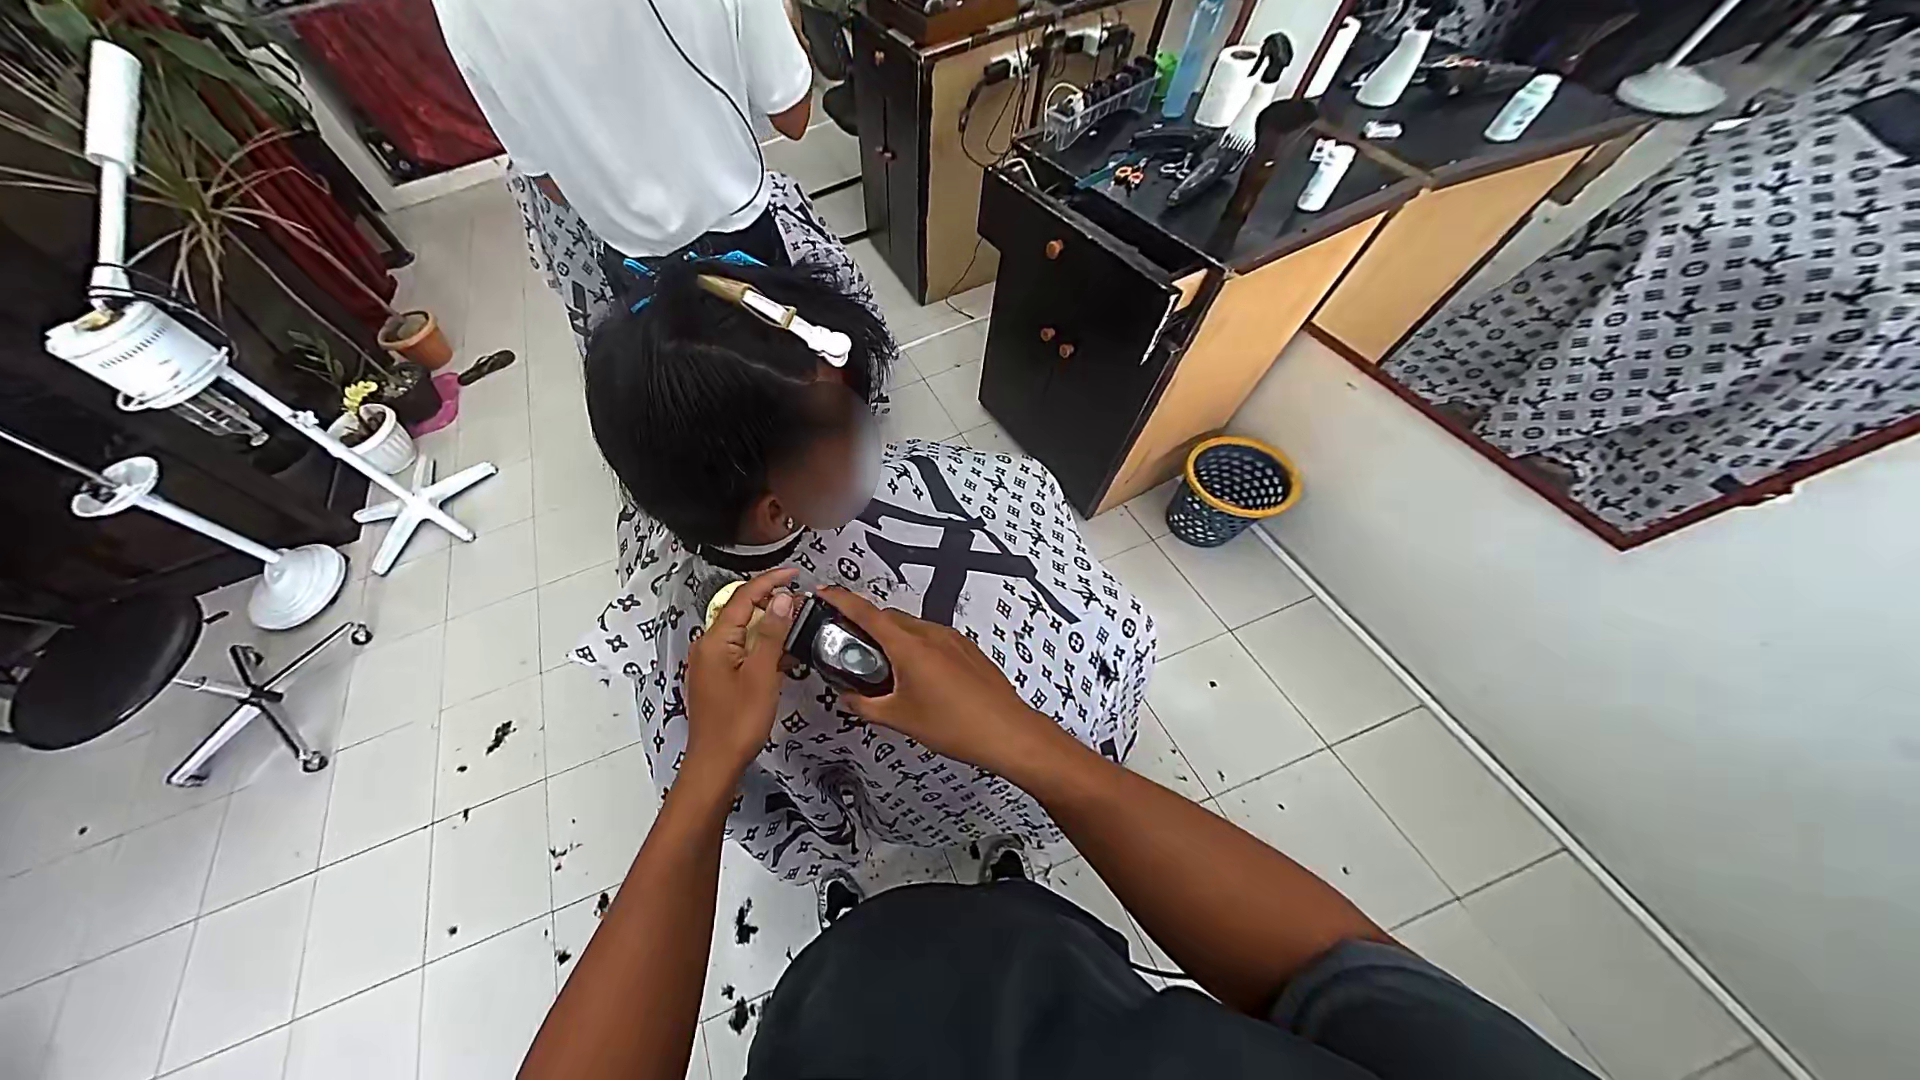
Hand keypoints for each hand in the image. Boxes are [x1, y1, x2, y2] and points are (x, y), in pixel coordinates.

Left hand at [683, 569, 799, 782]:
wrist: (717, 763)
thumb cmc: (737, 723)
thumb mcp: (762, 674)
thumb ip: (772, 633)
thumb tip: (782, 599)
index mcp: (715, 641)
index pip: (744, 597)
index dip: (770, 581)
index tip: (793, 573)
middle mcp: (708, 647)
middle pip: (743, 611)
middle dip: (772, 601)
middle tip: (801, 600)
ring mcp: (712, 663)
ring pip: (744, 631)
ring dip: (770, 624)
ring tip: (796, 623)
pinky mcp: (719, 677)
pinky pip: (743, 649)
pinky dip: (763, 645)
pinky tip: (782, 652)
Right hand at [815, 586, 1066, 776]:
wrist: (1006, 731)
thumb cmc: (962, 725)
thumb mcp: (899, 718)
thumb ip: (864, 704)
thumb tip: (851, 698)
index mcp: (909, 647)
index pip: (865, 612)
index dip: (841, 599)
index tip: (826, 593)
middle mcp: (931, 635)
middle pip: (888, 617)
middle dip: (866, 625)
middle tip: (852, 646)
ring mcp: (951, 639)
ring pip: (911, 626)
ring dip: (893, 638)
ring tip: (886, 668)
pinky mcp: (965, 648)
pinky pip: (932, 636)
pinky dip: (916, 646)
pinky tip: (917, 676)